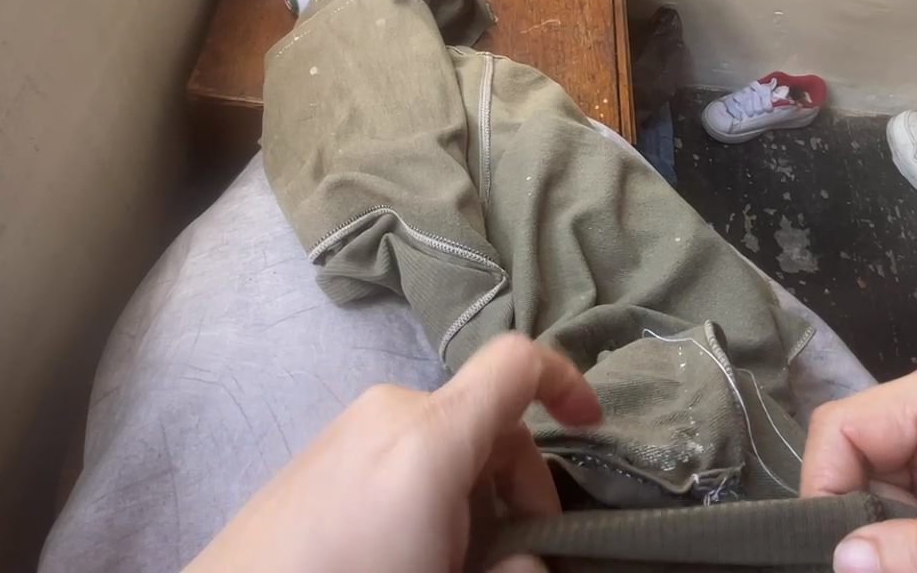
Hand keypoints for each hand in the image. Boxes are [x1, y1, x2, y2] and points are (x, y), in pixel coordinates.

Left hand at [183, 333, 601, 572]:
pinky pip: (404, 447)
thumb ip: (512, 572)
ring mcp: (352, 423)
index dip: (566, 380)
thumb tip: (530, 558)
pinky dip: (433, 485)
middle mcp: (392, 409)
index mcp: (429, 436)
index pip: (514, 364)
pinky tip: (408, 548)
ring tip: (453, 561)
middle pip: (486, 414)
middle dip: (518, 479)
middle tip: (513, 559)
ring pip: (447, 436)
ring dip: (475, 491)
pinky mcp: (324, 445)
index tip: (592, 425)